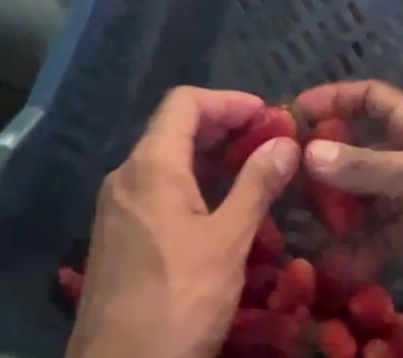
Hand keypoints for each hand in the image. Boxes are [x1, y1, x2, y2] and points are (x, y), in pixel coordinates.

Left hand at [68, 87, 300, 357]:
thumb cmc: (177, 302)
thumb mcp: (227, 243)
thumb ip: (256, 185)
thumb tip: (285, 142)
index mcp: (150, 166)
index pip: (185, 102)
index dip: (228, 101)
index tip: (268, 116)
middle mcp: (126, 176)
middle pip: (175, 127)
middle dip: (224, 126)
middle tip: (269, 141)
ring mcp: (117, 208)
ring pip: (166, 160)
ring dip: (210, 156)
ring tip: (254, 171)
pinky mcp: (118, 236)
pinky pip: (157, 189)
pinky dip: (192, 183)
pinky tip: (221, 208)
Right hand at [294, 80, 402, 324]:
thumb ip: (368, 169)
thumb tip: (309, 152)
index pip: (372, 99)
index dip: (336, 100)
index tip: (294, 111)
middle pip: (363, 151)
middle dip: (327, 161)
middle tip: (284, 179)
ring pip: (367, 199)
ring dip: (337, 210)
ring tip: (297, 225)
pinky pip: (382, 242)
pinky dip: (359, 252)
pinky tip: (333, 265)